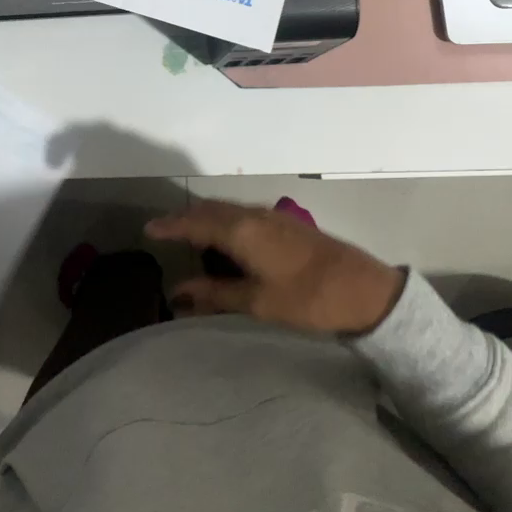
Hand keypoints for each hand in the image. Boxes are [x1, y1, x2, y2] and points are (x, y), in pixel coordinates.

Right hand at [146, 200, 404, 335]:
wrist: (364, 290)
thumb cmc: (306, 298)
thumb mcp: (257, 302)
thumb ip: (214, 294)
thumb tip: (176, 292)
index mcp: (241, 230)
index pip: (194, 222)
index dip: (170, 226)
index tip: (148, 229)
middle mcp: (252, 215)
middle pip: (209, 210)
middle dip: (184, 219)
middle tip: (164, 232)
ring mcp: (271, 216)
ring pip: (226, 210)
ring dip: (205, 218)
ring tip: (189, 236)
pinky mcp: (285, 223)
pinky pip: (241, 214)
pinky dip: (224, 221)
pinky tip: (225, 240)